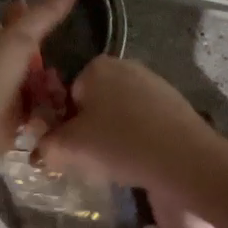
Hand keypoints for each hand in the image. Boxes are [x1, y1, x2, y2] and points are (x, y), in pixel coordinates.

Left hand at [0, 0, 76, 168]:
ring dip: (51, 91)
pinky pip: (37, 107)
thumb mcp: (18, 40)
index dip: (45, 24)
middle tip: (63, 76)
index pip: (24, 21)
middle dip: (51, 65)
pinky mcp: (10, 116)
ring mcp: (2, 88)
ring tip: (60, 99)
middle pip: (35, 55)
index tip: (72, 28)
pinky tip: (54, 117)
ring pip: (39, 82)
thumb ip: (44, 14)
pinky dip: (46, 111)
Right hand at [34, 56, 217, 190]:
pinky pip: (146, 119)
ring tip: (122, 163)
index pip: (68, 94)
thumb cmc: (121, 145)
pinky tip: (145, 159)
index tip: (74, 148)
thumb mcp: (71, 148)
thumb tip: (39, 150)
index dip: (67, 124)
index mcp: (95, 66)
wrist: (187, 160)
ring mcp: (153, 81)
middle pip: (95, 101)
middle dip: (92, 127)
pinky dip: (141, 136)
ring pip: (121, 110)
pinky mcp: (176, 102)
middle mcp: (124, 64)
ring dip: (117, 133)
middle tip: (95, 158)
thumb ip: (47, 145)